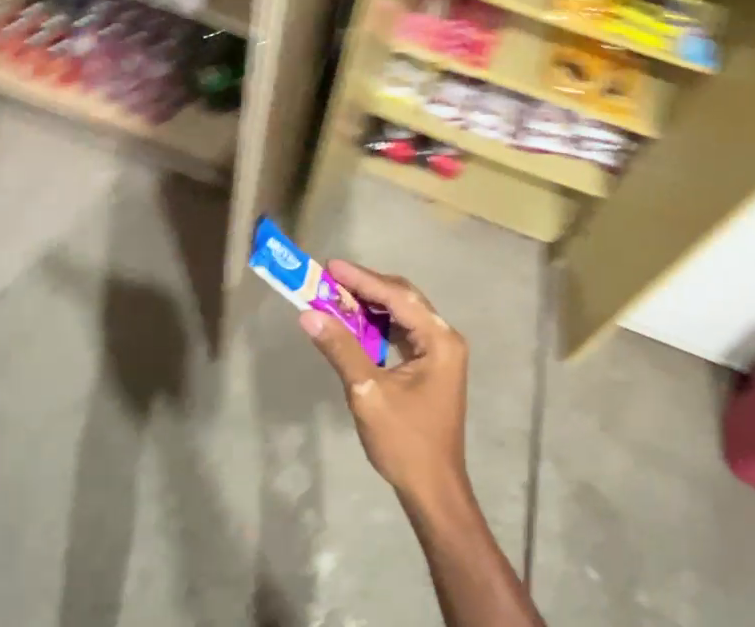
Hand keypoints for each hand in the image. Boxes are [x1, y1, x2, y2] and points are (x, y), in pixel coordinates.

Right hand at [300, 260, 469, 507]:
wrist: (433, 488)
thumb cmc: (404, 441)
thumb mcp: (368, 393)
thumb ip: (341, 349)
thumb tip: (309, 314)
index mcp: (440, 341)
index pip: (398, 297)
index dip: (363, 279)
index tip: (331, 267)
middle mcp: (445, 339)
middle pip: (404, 299)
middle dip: (366, 287)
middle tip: (330, 279)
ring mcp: (441, 354)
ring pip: (403, 315)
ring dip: (371, 306)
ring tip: (337, 297)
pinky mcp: (432, 367)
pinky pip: (403, 333)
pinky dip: (378, 326)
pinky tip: (355, 325)